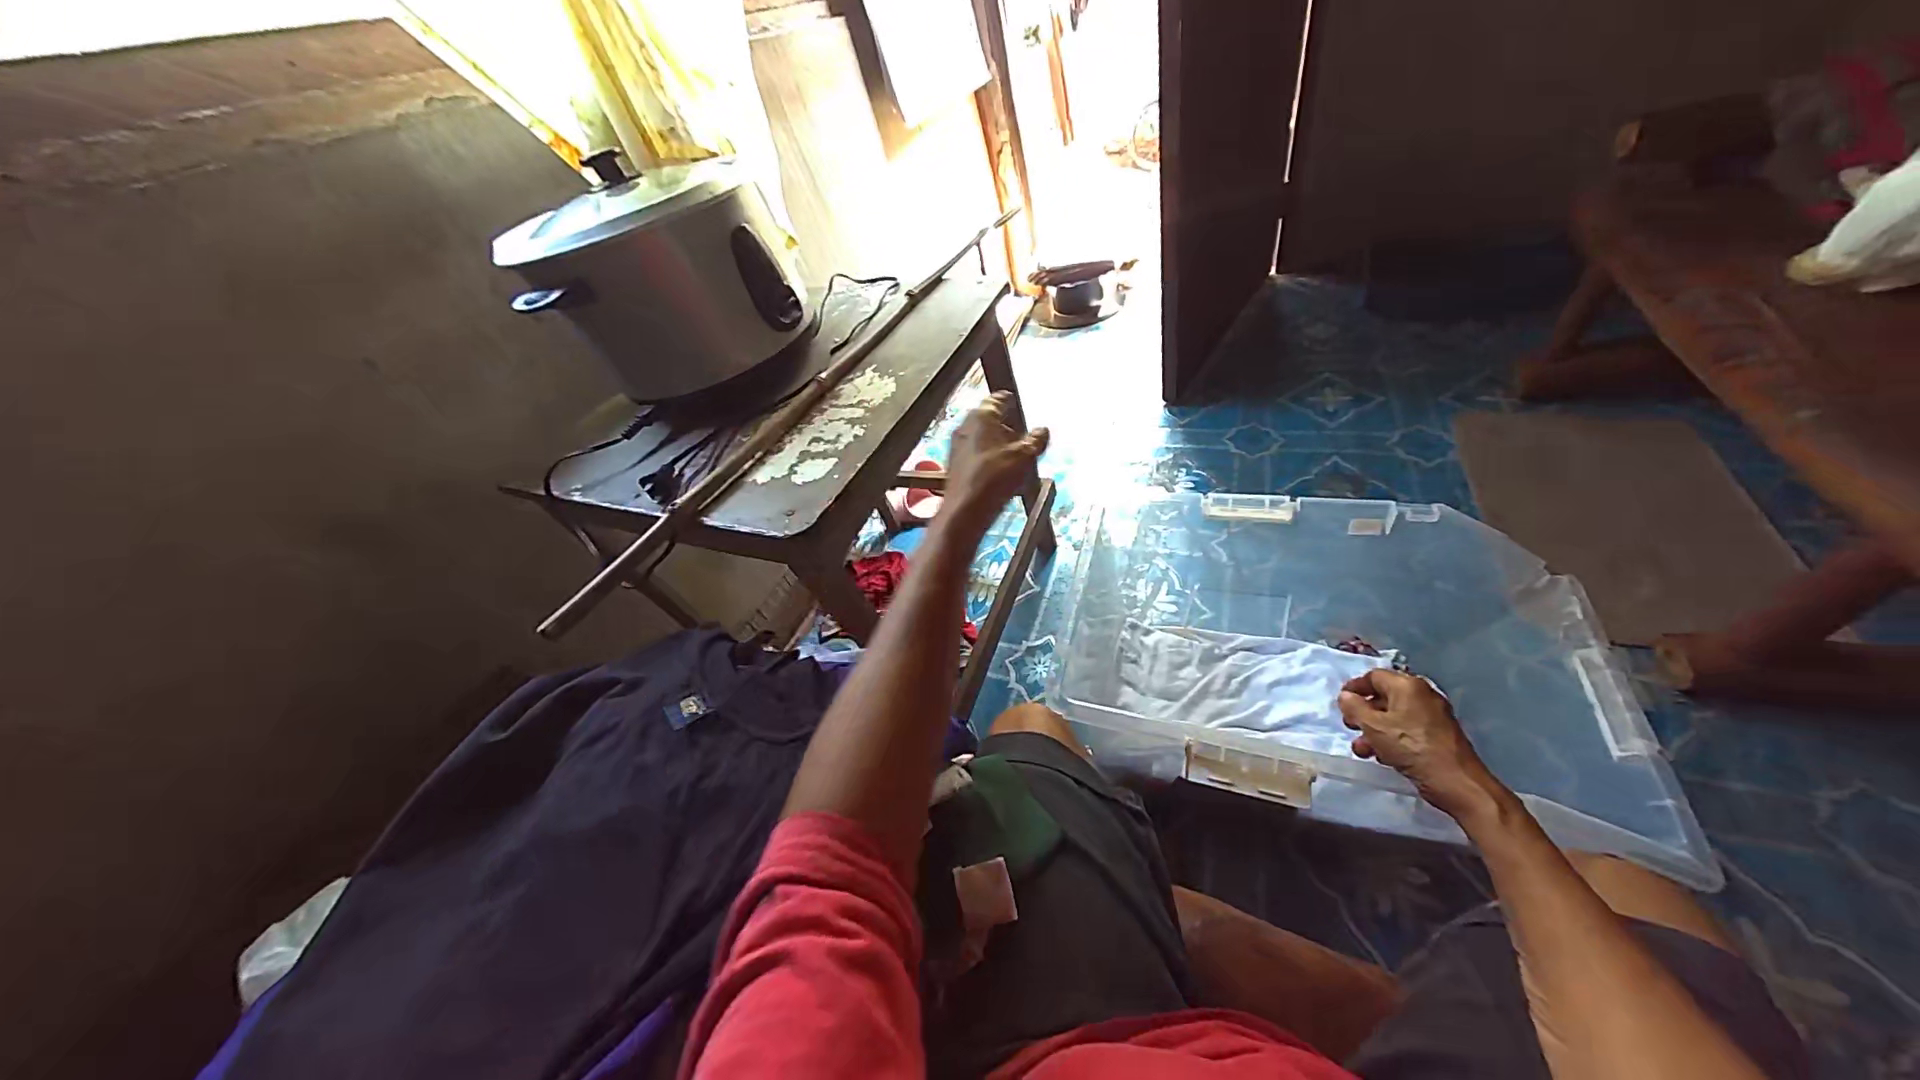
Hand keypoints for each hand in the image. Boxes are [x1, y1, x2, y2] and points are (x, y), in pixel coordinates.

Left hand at [939, 392, 1047, 536]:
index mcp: (981, 416)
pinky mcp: (955, 465)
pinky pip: (976, 455)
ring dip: (997, 444)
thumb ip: (1036, 440)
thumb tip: (1043, 431)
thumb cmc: (994, 478)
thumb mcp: (1024, 457)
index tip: (1016, 403)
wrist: (965, 510)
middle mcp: (965, 427)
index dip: (1010, 401)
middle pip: (989, 420)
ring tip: (1014, 458)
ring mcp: (957, 446)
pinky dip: (988, 459)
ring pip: (982, 438)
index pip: (998, 399)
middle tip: (1022, 437)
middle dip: (1006, 427)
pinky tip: (999, 473)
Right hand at [1337, 669, 1505, 821]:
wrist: (1458, 782)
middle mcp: (1423, 695)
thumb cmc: (1412, 748)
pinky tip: (1383, 756)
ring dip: (1374, 729)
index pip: (1374, 676)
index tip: (1341, 703)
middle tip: (1351, 726)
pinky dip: (1392, 738)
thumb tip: (1346, 697)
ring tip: (1363, 749)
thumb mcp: (1373, 727)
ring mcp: (1434, 716)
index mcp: (1408, 686)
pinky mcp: (1439, 735)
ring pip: (1394, 716)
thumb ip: (1354, 708)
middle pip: (1384, 696)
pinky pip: (1408, 729)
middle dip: (1363, 712)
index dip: (1354, 688)